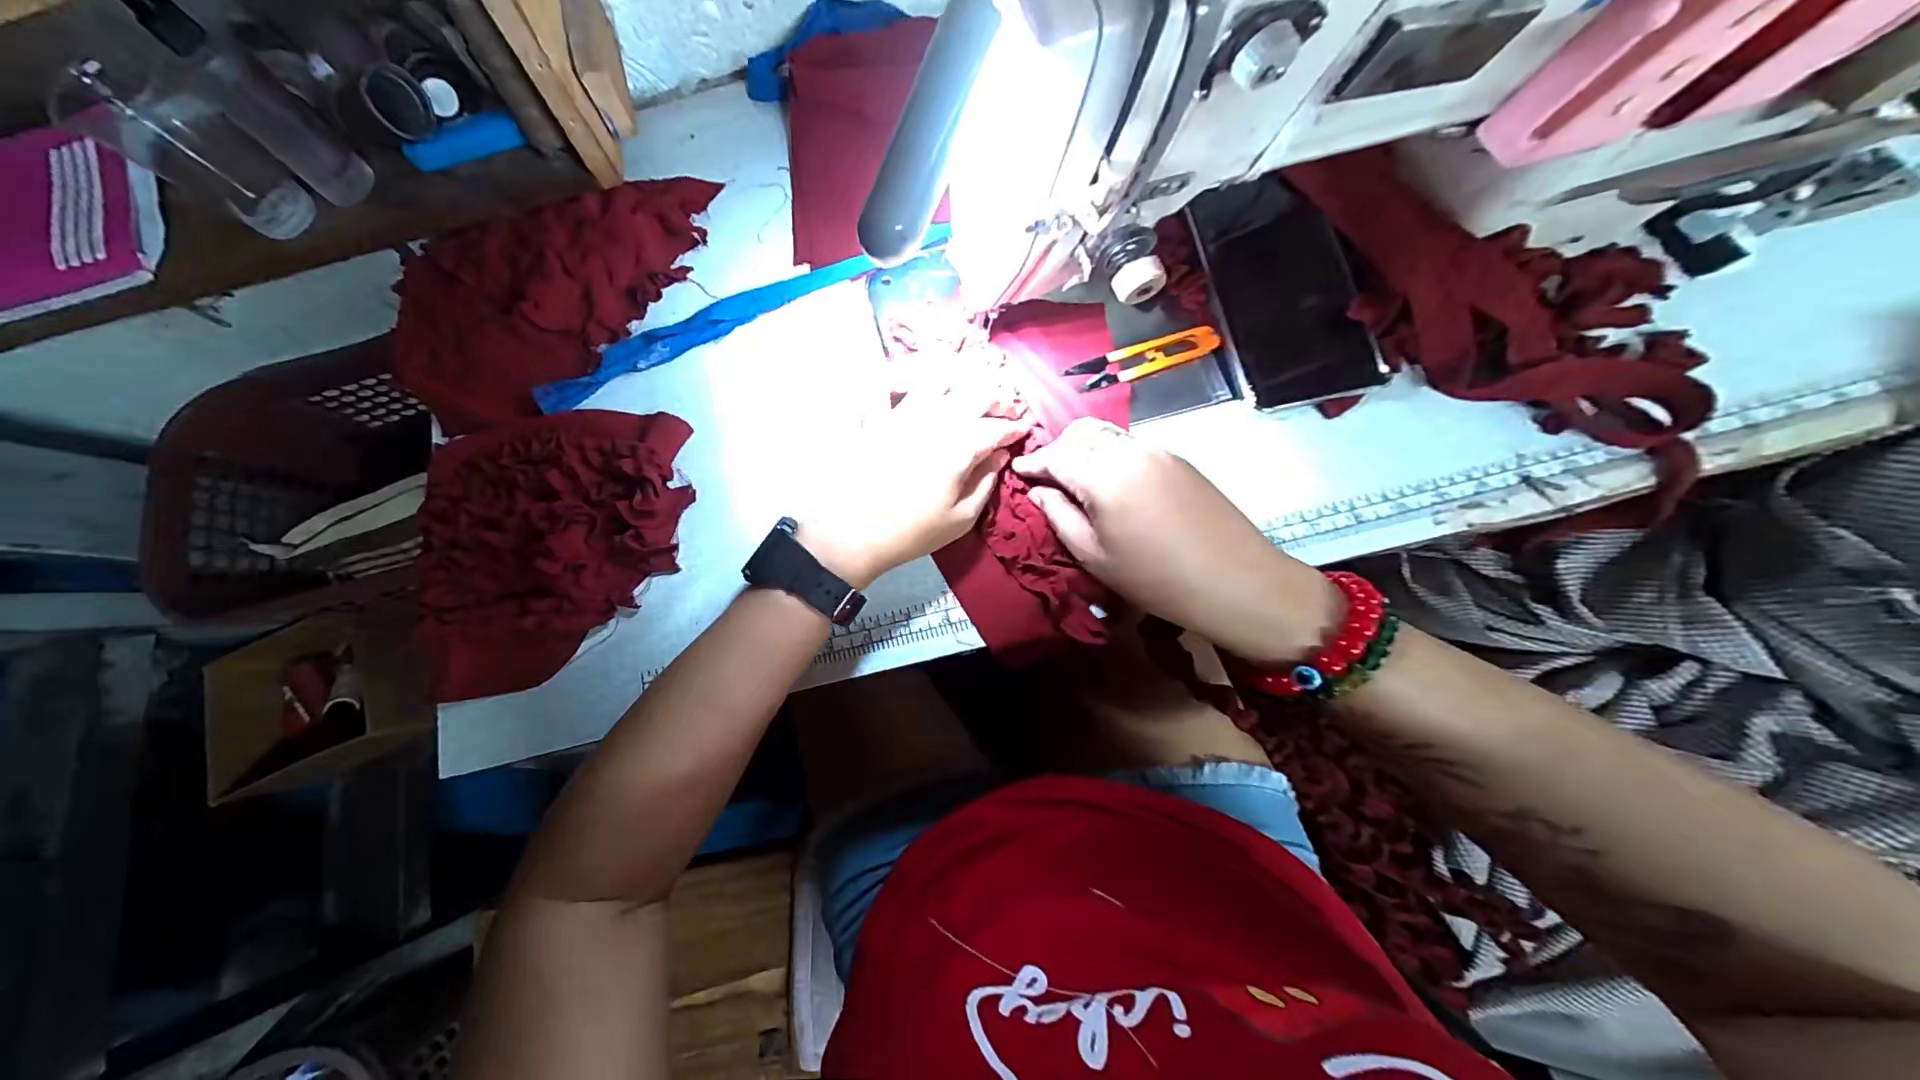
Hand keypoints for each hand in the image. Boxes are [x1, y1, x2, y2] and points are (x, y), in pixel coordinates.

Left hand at [795, 383, 1031, 588]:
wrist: (849, 534)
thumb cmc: (911, 533)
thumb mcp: (961, 518)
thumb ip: (985, 483)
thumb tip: (1000, 456)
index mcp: (960, 446)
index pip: (996, 427)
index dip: (1014, 427)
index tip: (1023, 430)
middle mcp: (934, 420)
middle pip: (973, 393)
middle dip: (996, 397)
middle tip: (1005, 407)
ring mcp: (901, 414)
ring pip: (936, 378)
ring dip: (958, 379)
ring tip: (965, 389)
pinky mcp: (873, 417)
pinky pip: (884, 385)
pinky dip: (898, 379)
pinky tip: (907, 381)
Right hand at [1011, 418, 1340, 662]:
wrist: (1236, 580)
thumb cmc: (1155, 579)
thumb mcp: (1093, 555)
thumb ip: (1059, 515)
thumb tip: (1041, 491)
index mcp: (1103, 474)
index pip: (1055, 454)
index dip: (1033, 462)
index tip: (1018, 472)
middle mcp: (1129, 450)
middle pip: (1080, 432)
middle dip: (1057, 449)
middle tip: (1046, 478)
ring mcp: (1157, 450)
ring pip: (1105, 435)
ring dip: (1083, 449)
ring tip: (1074, 480)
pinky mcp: (1177, 458)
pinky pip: (1129, 445)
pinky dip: (1107, 455)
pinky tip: (1108, 482)